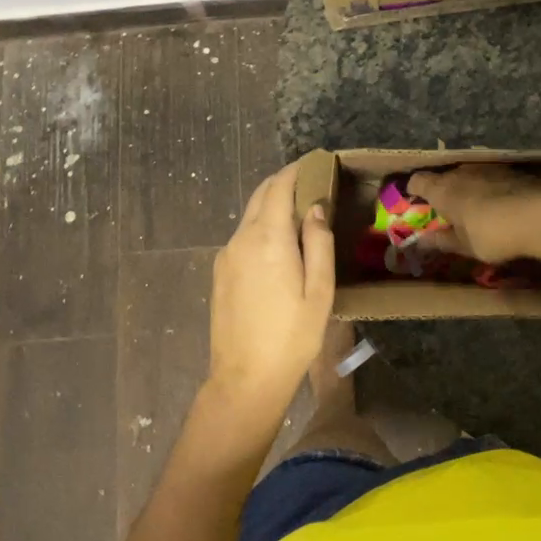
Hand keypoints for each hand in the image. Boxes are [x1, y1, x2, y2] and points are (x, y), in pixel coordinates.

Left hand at [208, 159, 334, 404]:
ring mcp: (226, 255)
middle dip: (283, 183)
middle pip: (260, 196)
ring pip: (250, 216)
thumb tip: (316, 208)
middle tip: (310, 181)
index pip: (279, 187)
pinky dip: (262, 226)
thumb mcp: (320, 291)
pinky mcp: (220, 272)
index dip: (297, 170)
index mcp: (269, 238)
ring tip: (300, 210)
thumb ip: (319, 243)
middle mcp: (242, 238)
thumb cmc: (292, 336)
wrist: (245, 379)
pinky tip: (279, 243)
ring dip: (272, 205)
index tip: (316, 161)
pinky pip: (243, 237)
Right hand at [407, 165, 540, 263]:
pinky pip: (492, 178)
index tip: (414, 201)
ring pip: (469, 176)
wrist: (539, 216)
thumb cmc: (492, 234)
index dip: (414, 190)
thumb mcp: (464, 245)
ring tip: (476, 209)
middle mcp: (461, 172)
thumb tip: (419, 242)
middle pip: (445, 177)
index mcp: (442, 190)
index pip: (418, 181)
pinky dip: (491, 189)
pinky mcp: (511, 170)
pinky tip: (501, 206)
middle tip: (448, 211)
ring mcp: (488, 168)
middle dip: (444, 191)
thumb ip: (441, 241)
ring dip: (469, 189)